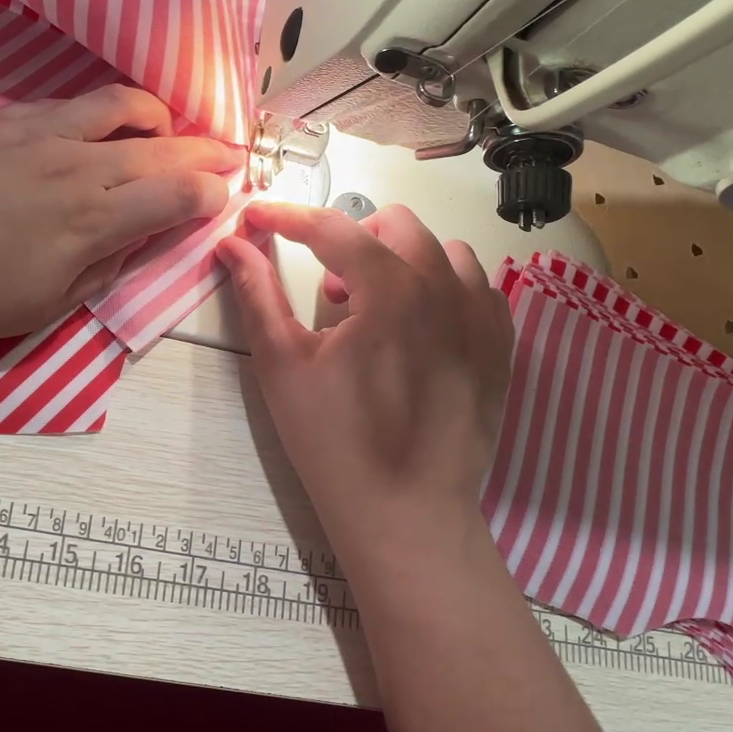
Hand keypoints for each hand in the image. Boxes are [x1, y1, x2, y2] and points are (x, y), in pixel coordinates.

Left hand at [0, 85, 242, 346]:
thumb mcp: (44, 305)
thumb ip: (99, 269)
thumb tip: (128, 241)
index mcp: (95, 218)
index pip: (177, 193)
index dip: (211, 192)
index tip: (225, 194)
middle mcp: (79, 163)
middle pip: (161, 144)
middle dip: (203, 149)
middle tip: (225, 153)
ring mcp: (39, 132)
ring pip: (117, 104)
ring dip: (155, 116)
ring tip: (164, 128)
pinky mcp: (2, 119)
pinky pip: (68, 103)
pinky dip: (101, 110)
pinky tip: (94, 125)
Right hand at [214, 202, 513, 578]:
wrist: (408, 515)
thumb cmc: (334, 443)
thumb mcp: (283, 366)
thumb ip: (258, 294)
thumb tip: (232, 244)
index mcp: (391, 290)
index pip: (333, 227)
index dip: (287, 216)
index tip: (256, 217)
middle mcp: (446, 289)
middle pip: (397, 225)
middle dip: (352, 239)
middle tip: (328, 290)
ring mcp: (482, 318)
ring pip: (443, 251)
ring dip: (401, 262)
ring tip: (375, 312)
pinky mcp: (500, 347)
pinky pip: (475, 288)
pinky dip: (440, 289)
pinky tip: (417, 331)